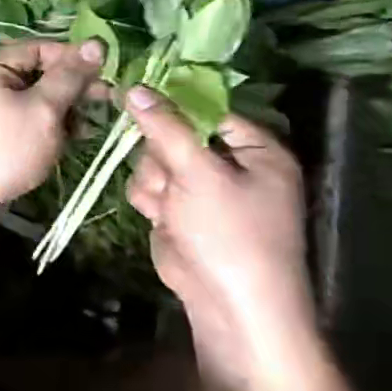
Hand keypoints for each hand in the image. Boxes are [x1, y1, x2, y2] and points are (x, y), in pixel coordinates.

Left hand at [0, 40, 102, 249]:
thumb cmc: (6, 149)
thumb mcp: (45, 110)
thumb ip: (70, 76)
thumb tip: (96, 43)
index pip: (39, 48)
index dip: (74, 60)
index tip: (105, 79)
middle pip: (36, 70)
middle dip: (69, 88)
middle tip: (102, 105)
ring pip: (32, 94)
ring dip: (60, 108)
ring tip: (81, 130)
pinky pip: (21, 112)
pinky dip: (43, 121)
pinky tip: (64, 138)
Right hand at [122, 87, 315, 349]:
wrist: (229, 303)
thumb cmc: (230, 233)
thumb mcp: (197, 173)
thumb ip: (164, 128)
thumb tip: (136, 87)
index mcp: (256, 150)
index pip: (206, 109)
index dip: (171, 106)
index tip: (135, 97)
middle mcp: (231, 164)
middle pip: (172, 134)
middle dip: (160, 157)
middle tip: (169, 176)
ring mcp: (203, 188)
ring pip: (153, 160)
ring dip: (152, 182)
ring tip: (167, 206)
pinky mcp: (180, 209)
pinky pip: (149, 186)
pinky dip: (149, 200)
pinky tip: (158, 217)